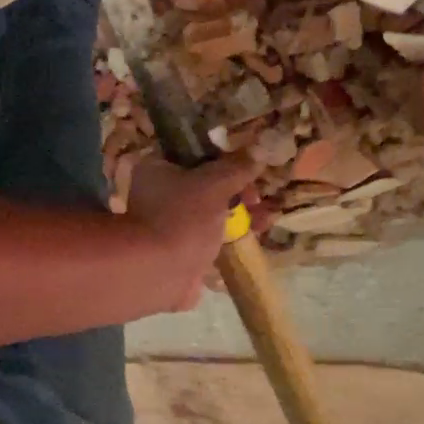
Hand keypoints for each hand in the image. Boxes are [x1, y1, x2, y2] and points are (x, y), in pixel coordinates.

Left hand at [123, 155, 259, 312]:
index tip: (247, 167)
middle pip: (204, 184)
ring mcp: (170, 222)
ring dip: (240, 214)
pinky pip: (211, 236)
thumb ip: (235, 168)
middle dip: (237, 190)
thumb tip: (256, 152)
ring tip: (266, 219)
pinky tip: (256, 236)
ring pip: (211, 211)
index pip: (192, 154)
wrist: (159, 272)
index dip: (221, 158)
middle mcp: (159, 192)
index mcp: (156, 168)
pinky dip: (232, 236)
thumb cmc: (182, 217)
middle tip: (257, 199)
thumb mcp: (212, 185)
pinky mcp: (182, 249)